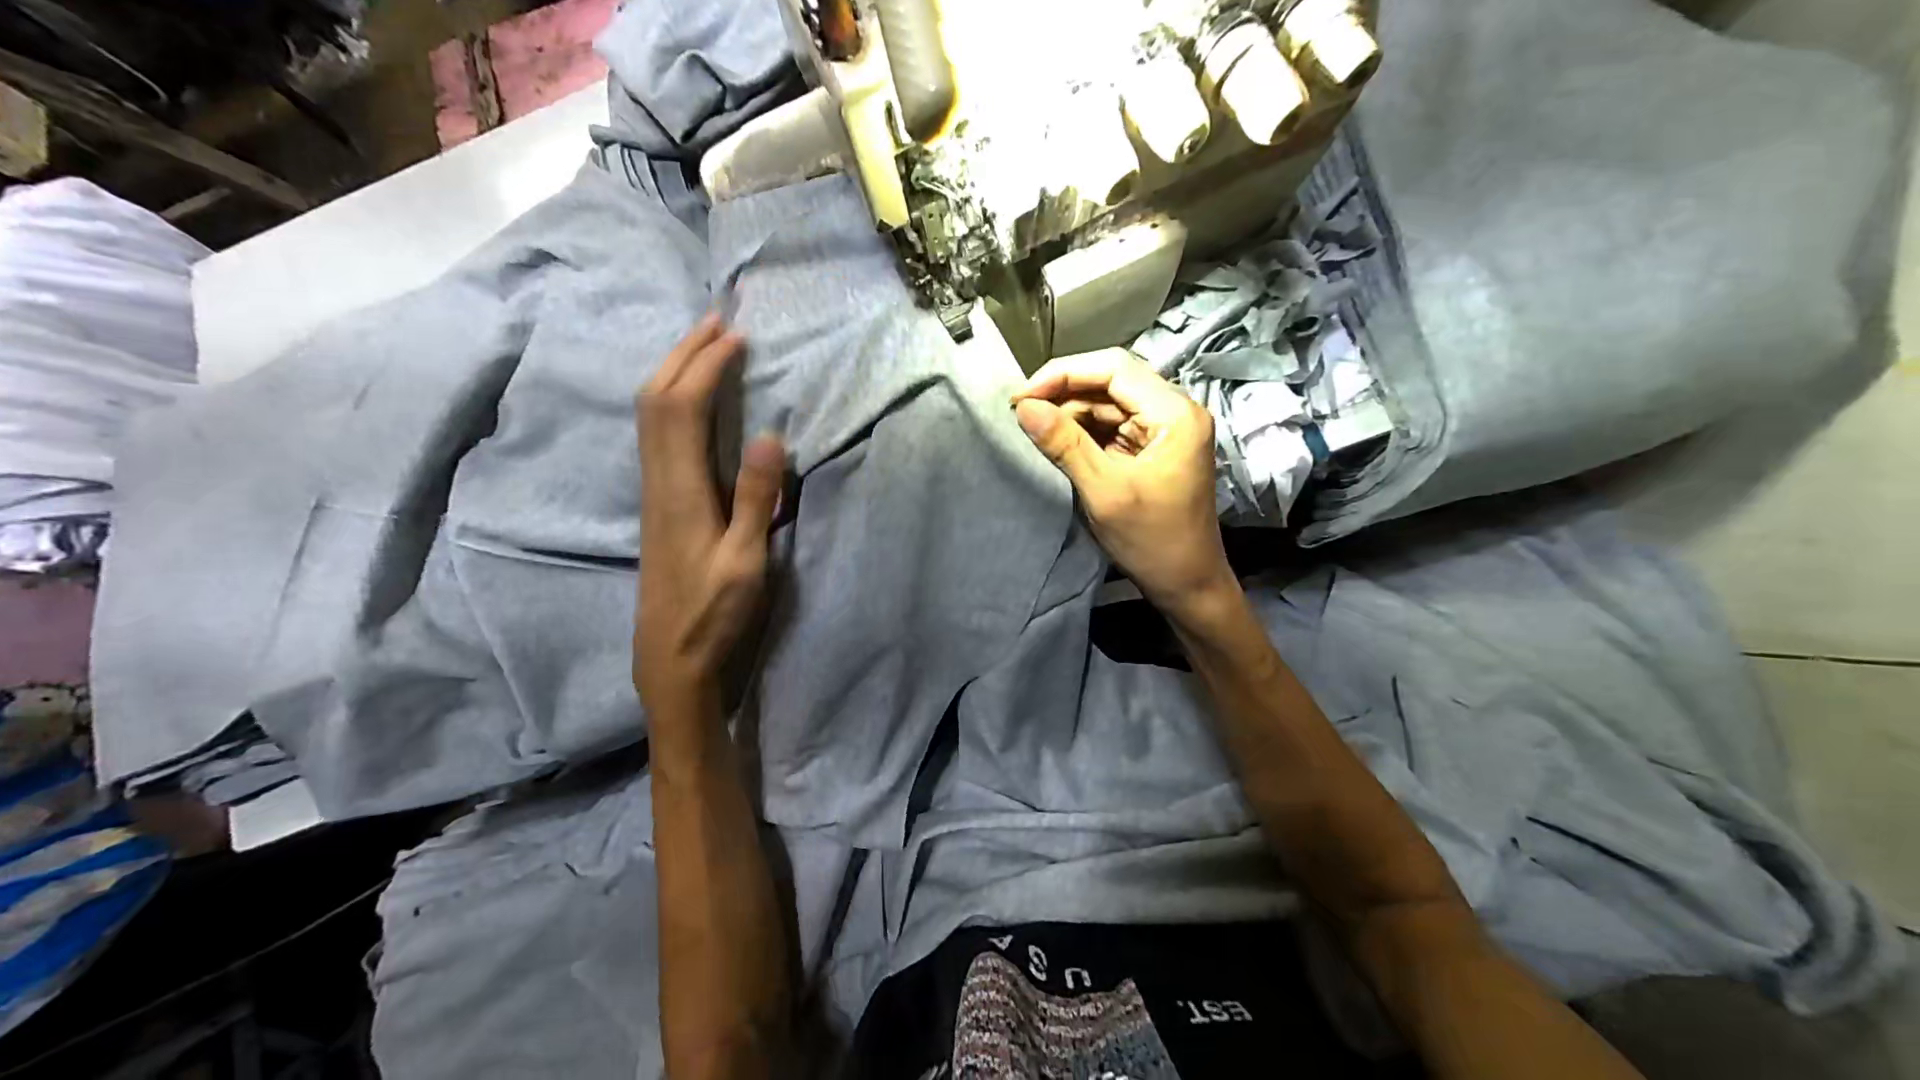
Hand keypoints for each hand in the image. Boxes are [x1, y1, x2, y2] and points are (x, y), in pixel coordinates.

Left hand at [635, 314, 786, 710]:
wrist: (670, 657)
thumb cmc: (712, 614)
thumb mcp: (746, 562)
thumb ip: (757, 499)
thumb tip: (771, 435)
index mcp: (680, 489)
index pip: (683, 408)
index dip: (707, 367)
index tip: (737, 337)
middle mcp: (658, 480)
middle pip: (655, 399)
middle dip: (683, 353)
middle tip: (716, 321)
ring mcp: (653, 492)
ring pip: (649, 415)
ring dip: (674, 372)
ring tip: (704, 347)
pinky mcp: (658, 503)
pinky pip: (655, 433)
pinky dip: (671, 400)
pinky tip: (690, 401)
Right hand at [1011, 347, 1234, 617]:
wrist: (1188, 584)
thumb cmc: (1154, 542)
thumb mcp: (1104, 491)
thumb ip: (1064, 444)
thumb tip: (1024, 407)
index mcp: (1175, 414)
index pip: (1114, 368)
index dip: (1063, 373)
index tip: (1022, 395)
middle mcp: (1175, 411)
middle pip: (1111, 381)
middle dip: (1064, 392)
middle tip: (1021, 410)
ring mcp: (1164, 429)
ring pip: (1108, 402)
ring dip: (1070, 411)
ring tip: (1033, 426)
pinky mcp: (1152, 447)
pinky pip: (1112, 425)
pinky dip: (1083, 430)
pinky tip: (1056, 439)